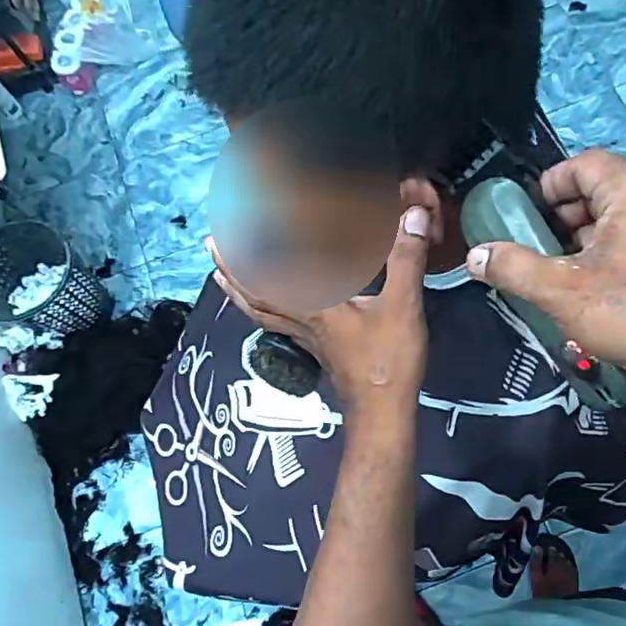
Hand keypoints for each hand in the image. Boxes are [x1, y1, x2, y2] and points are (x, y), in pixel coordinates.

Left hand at [210, 204, 431, 411]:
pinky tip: (269, 307)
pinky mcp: (316, 350)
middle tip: (210, 245)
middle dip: (231, 267)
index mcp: (315, 305)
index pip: (271, 274)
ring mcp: (306, 338)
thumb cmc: (387, 361)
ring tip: (220, 274)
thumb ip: (406, 259)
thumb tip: (415, 214)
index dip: (249, 249)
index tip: (229, 224)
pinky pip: (278, 324)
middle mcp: (301, 319)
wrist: (383, 411)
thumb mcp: (401, 305)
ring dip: (239, 290)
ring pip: (262, 311)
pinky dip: (263, 311)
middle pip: (254, 293)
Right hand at [465, 150, 625, 387]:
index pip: (578, 165)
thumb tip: (474, 256)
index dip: (544, 190)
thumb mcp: (560, 289)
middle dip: (561, 219)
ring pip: (615, 217)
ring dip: (582, 240)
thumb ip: (512, 267)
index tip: (522, 221)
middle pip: (596, 190)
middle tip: (536, 252)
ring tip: (559, 275)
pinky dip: (608, 253)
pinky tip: (593, 289)